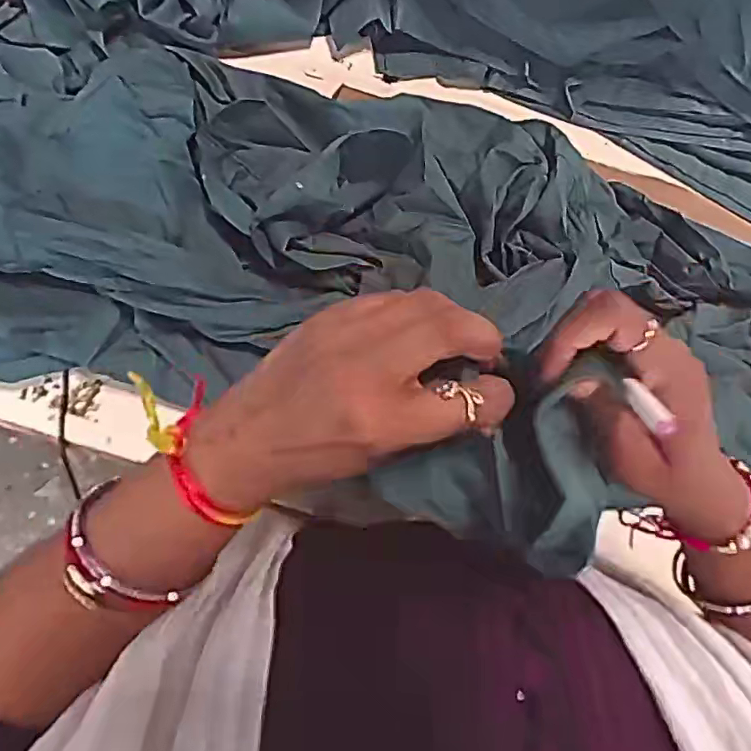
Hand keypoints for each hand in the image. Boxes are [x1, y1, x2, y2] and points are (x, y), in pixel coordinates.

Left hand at [182, 290, 514, 510]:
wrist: (250, 432)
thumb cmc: (320, 452)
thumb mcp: (385, 451)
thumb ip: (441, 421)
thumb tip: (489, 397)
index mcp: (381, 416)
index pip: (464, 397)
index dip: (496, 393)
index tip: (500, 389)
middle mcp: (367, 364)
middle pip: (450, 325)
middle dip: (481, 334)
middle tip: (483, 354)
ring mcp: (347, 328)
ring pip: (425, 301)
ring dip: (452, 317)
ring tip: (452, 339)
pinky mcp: (333, 311)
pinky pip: (394, 297)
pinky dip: (417, 310)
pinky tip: (412, 329)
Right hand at [537, 290, 750, 539]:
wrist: (702, 486)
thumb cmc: (669, 476)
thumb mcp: (630, 456)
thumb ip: (603, 410)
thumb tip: (574, 379)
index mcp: (668, 364)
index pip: (615, 314)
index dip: (572, 332)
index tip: (551, 372)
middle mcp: (667, 344)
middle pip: (606, 304)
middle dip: (567, 333)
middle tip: (548, 373)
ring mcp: (661, 346)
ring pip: (605, 313)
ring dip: (573, 338)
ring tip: (557, 375)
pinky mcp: (651, 355)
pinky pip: (610, 331)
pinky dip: (584, 345)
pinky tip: (576, 375)